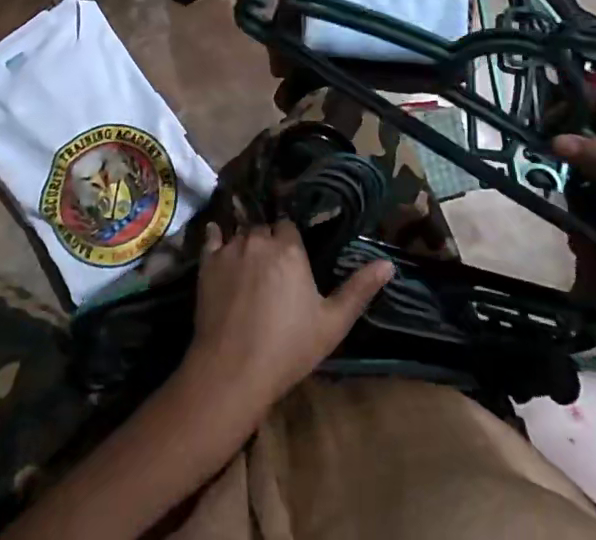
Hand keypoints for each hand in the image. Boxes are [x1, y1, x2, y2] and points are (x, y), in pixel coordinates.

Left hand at [180, 220, 394, 407]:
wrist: (233, 370)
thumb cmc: (288, 347)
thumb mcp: (332, 323)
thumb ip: (359, 289)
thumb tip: (388, 264)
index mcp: (290, 250)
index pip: (290, 227)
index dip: (292, 241)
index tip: (295, 257)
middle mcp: (259, 241)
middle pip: (265, 228)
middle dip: (270, 241)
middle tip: (274, 265)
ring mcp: (230, 250)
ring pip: (241, 233)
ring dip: (247, 241)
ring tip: (250, 260)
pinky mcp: (207, 264)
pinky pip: (212, 237)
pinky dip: (216, 236)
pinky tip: (218, 238)